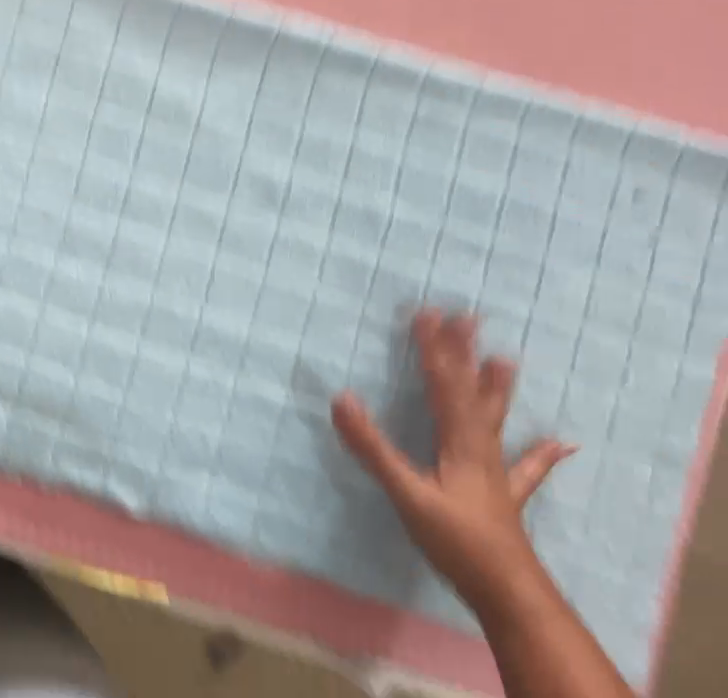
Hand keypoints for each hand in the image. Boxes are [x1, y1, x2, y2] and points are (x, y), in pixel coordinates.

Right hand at [332, 310, 576, 611]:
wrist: (508, 590)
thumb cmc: (456, 539)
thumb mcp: (407, 493)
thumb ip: (373, 447)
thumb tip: (341, 398)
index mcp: (460, 444)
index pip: (445, 386)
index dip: (434, 349)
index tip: (426, 314)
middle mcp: (480, 449)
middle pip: (473, 394)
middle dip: (465, 356)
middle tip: (466, 318)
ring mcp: (494, 472)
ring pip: (495, 421)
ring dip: (497, 390)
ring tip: (507, 361)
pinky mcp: (499, 495)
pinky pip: (524, 467)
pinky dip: (542, 454)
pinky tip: (562, 445)